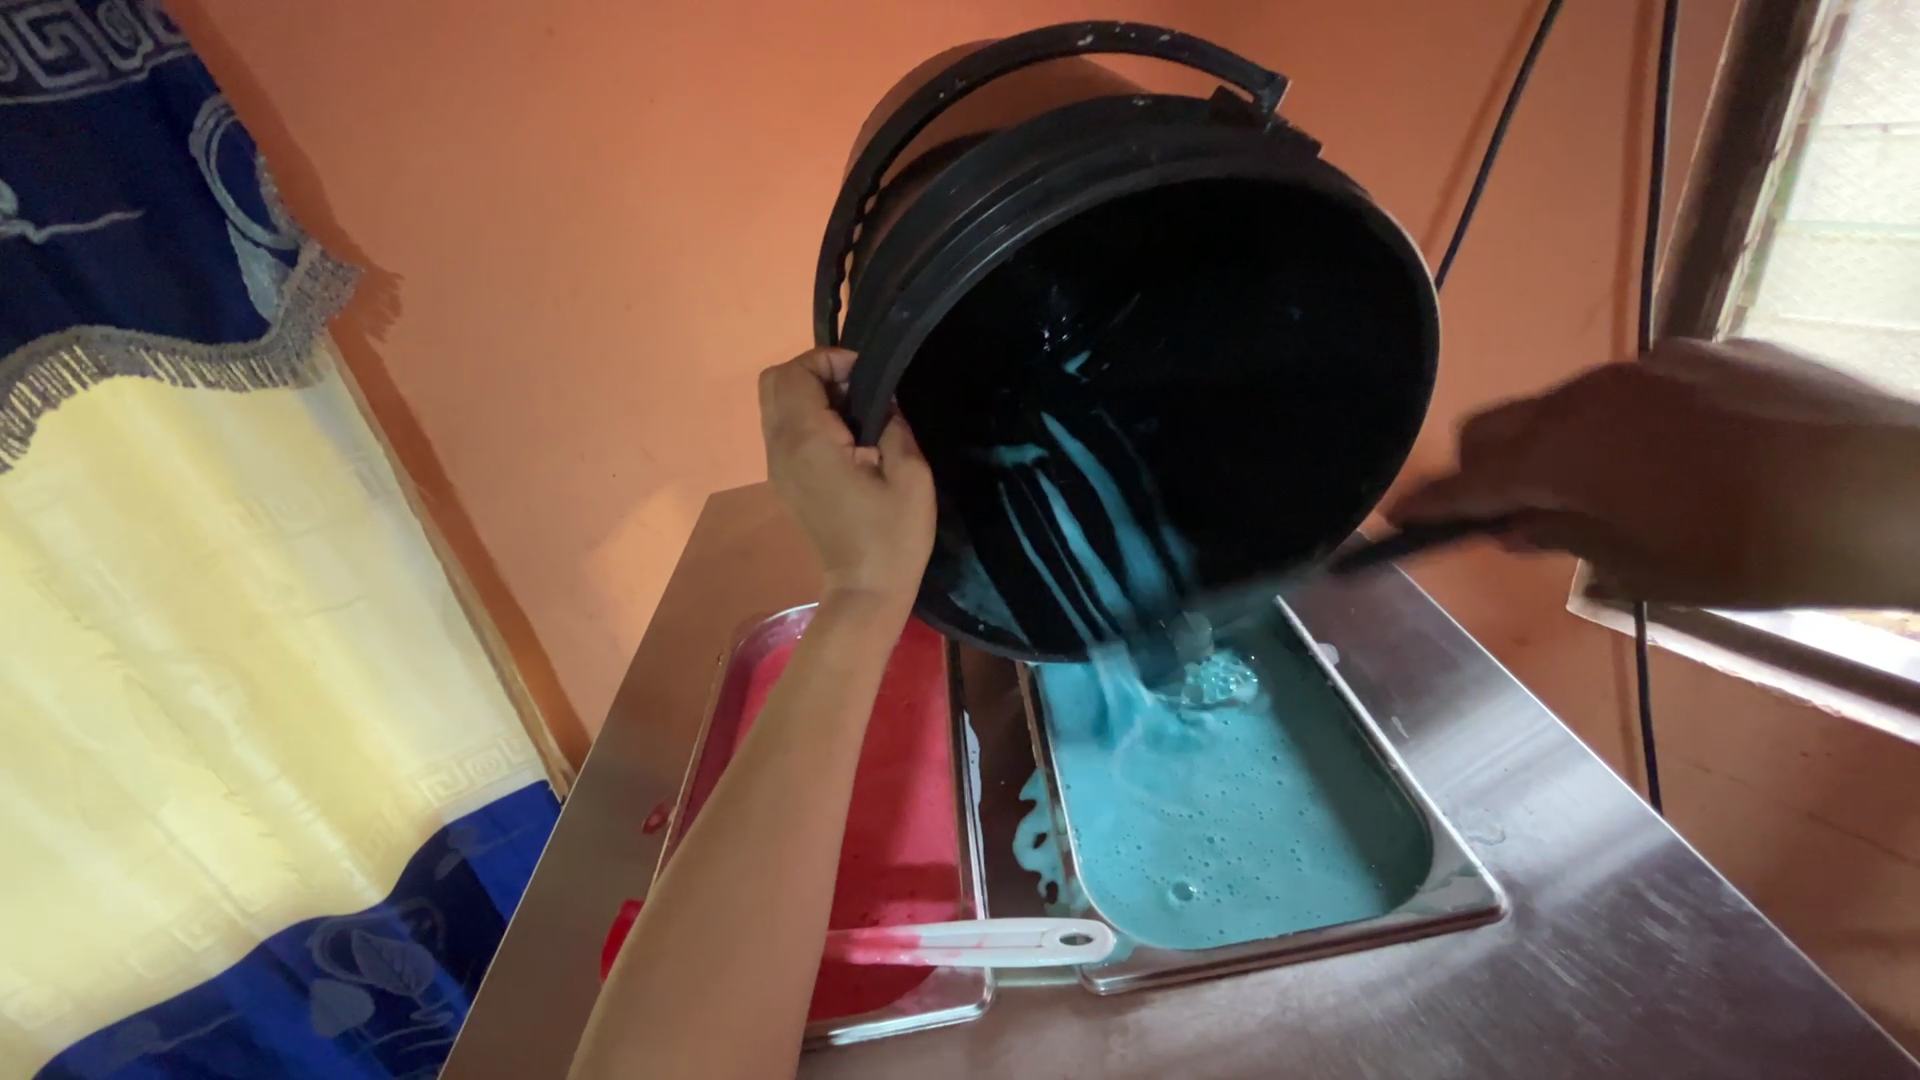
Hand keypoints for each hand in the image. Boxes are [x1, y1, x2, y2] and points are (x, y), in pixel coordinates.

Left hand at [759, 348, 935, 609]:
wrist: (866, 588)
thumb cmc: (893, 535)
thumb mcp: (911, 474)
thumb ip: (894, 424)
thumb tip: (882, 400)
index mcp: (809, 442)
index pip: (795, 373)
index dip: (829, 360)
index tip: (866, 376)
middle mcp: (781, 449)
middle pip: (774, 381)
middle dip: (814, 370)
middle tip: (856, 387)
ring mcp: (776, 466)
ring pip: (774, 403)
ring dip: (809, 392)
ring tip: (853, 411)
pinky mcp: (783, 480)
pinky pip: (781, 428)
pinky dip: (806, 415)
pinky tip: (843, 436)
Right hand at [1388, 338, 1919, 608]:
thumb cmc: (1766, 551)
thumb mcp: (1645, 568)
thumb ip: (1561, 536)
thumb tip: (1517, 526)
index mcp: (1565, 453)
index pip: (1468, 483)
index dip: (1427, 505)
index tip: (1396, 518)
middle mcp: (1591, 395)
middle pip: (1494, 427)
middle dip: (1484, 468)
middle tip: (1510, 510)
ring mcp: (1653, 366)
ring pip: (1561, 405)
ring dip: (1556, 445)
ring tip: (1613, 486)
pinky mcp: (1712, 350)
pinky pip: (1633, 387)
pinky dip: (1625, 422)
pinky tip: (1684, 453)